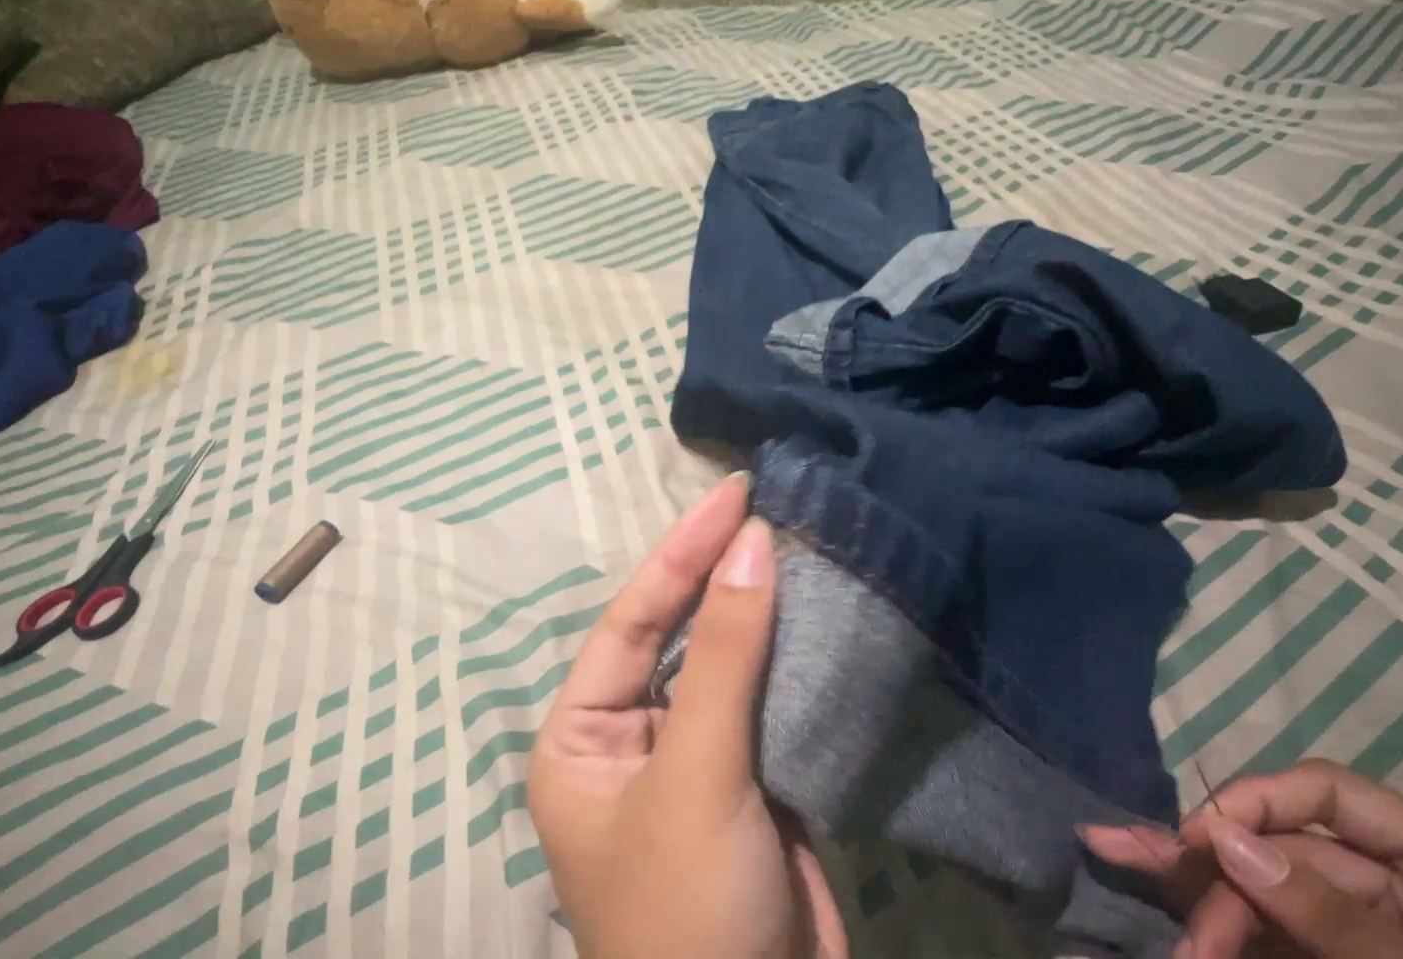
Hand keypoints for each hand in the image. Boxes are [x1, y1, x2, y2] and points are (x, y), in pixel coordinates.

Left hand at [528, 474, 847, 958]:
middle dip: (716, 572)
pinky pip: (768, 701)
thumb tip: (750, 544)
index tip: (734, 494)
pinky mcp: (754, 782)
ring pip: (727, 664)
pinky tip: (820, 611)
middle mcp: (631, 738)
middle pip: (677, 635)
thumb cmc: (686, 907)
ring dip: (761, 609)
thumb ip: (723, 658)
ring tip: (796, 540)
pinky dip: (794, 658)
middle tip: (765, 503)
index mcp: (583, 736)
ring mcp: (696, 760)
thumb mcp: (696, 774)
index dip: (680, 553)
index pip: (631, 621)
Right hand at [1080, 759, 1402, 958]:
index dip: (1256, 801)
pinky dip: (1233, 943)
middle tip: (1134, 877)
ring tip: (1161, 928)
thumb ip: (1336, 918)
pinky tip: (1190, 939)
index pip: (1330, 797)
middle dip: (1216, 877)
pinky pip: (1275, 945)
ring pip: (1267, 901)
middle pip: (1283, 855)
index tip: (1196, 837)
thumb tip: (1224, 838)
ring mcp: (1372, 941)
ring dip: (1210, 915)